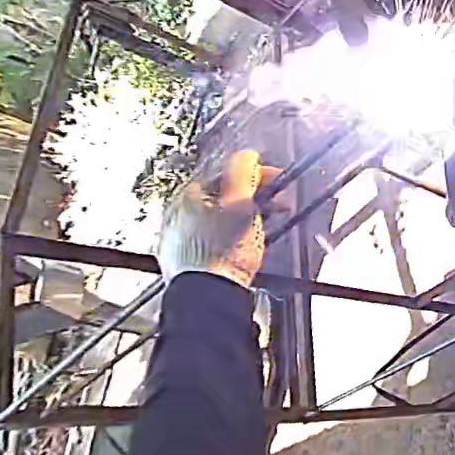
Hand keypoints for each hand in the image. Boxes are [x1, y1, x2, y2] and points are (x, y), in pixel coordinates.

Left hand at [157, 150, 281, 289]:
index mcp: (187, 197)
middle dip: (254, 197)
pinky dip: (234, 237)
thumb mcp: (240, 205)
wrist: (209, 298)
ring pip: (220, 218)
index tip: (277, 182)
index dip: (257, 176)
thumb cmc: (223, 254)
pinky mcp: (189, 261)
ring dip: (247, 217)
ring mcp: (181, 240)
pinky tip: (246, 245)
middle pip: (223, 195)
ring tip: (265, 226)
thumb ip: (243, 174)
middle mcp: (178, 216)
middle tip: (277, 205)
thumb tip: (246, 155)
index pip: (227, 174)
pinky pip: (215, 239)